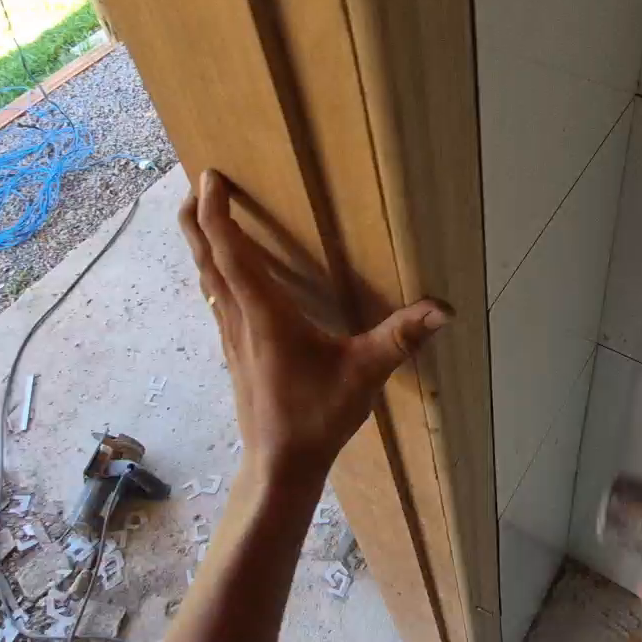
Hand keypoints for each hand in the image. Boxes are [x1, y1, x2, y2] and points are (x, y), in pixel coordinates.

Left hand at [179, 170, 450, 489]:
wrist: (280, 465)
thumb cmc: (316, 417)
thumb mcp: (364, 375)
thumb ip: (400, 338)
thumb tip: (443, 309)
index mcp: (265, 315)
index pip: (231, 252)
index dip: (218, 212)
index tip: (212, 176)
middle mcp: (239, 318)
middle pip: (205, 257)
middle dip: (197, 216)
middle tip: (198, 180)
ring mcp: (231, 335)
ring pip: (206, 277)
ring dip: (201, 240)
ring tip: (206, 211)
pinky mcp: (234, 348)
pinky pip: (216, 295)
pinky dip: (214, 267)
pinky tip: (227, 268)